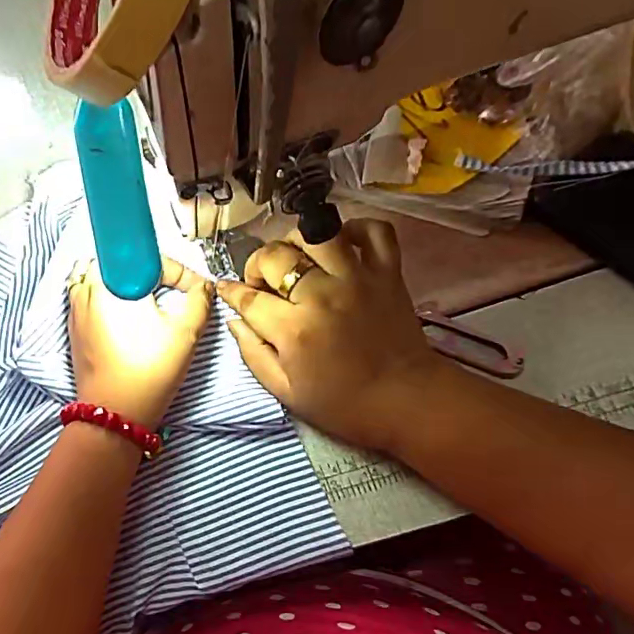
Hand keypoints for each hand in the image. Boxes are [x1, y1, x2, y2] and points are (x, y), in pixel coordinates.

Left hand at [69, 257, 214, 428]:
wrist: (114, 412)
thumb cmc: (149, 372)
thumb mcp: (186, 333)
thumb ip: (200, 300)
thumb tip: (203, 287)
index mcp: (116, 282)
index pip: (148, 255)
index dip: (176, 271)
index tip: (193, 290)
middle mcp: (88, 287)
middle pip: (122, 260)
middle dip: (150, 273)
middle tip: (172, 295)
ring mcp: (76, 307)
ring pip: (101, 276)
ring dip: (125, 283)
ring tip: (147, 306)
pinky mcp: (73, 326)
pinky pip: (88, 296)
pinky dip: (107, 299)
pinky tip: (126, 322)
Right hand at [217, 219, 444, 452]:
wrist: (405, 401)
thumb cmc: (342, 404)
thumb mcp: (286, 391)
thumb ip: (254, 354)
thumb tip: (234, 320)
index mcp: (294, 329)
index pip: (249, 298)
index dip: (231, 292)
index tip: (227, 290)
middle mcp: (322, 294)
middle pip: (275, 256)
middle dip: (257, 265)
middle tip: (263, 283)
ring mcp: (358, 278)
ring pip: (317, 234)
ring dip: (297, 241)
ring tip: (297, 259)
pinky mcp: (388, 272)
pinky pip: (374, 231)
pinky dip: (356, 229)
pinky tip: (341, 246)